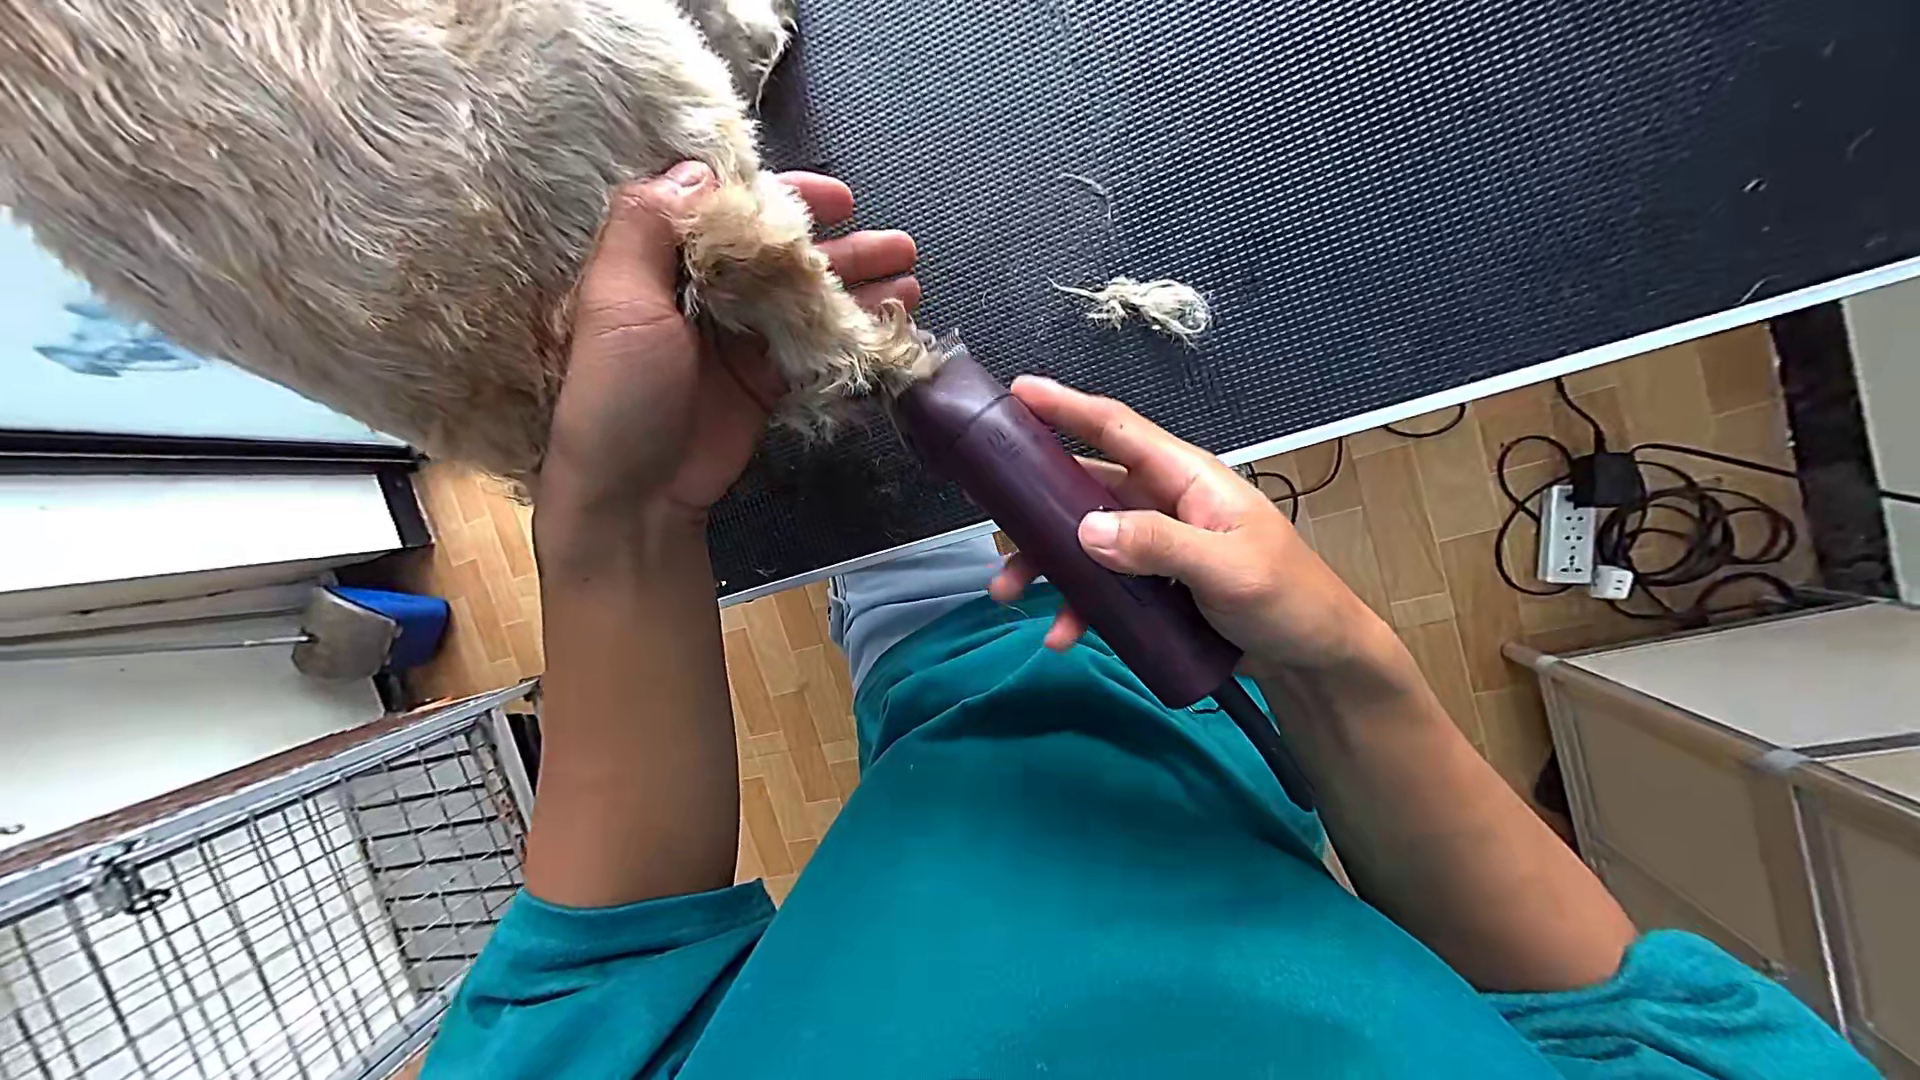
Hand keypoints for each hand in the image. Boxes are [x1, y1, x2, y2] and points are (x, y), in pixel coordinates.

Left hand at [535, 162, 920, 531]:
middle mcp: (711, 297)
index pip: (737, 214)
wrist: (637, 494)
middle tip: (900, 247)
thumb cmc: (618, 394)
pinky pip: (817, 351)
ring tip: (910, 284)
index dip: (790, 201)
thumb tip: (701, 170)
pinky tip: (887, 329)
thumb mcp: (616, 300)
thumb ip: (651, 227)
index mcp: (668, 264)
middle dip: (846, 251)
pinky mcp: (768, 384)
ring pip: (811, 305)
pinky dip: (851, 338)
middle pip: (788, 260)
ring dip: (861, 292)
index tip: (840, 201)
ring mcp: (745, 343)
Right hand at [988, 376, 1398, 676]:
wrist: (1312, 659)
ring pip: (1081, 541)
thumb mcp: (1230, 570)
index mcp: (1184, 479)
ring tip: (1010, 591)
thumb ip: (1160, 545)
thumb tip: (1086, 530)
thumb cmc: (1288, 599)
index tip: (1018, 393)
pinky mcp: (1147, 584)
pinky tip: (1062, 634)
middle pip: (1084, 488)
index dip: (1067, 406)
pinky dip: (1076, 606)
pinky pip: (1099, 586)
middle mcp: (1159, 503)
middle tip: (988, 514)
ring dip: (1045, 564)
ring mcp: (1151, 545)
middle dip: (1034, 504)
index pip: (1118, 429)